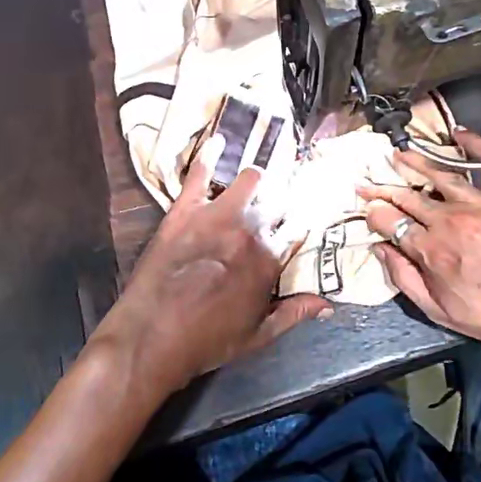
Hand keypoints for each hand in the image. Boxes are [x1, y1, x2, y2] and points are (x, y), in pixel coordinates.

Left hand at [93, 140, 329, 399]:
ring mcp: (217, 215)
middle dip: (286, 198)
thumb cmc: (207, 341)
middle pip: (281, 199)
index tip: (304, 217)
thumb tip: (328, 305)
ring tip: (257, 180)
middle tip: (283, 197)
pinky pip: (199, 174)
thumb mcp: (258, 335)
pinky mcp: (184, 210)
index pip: (299, 229)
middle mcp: (250, 229)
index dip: (302, 223)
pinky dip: (209, 155)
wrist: (153, 336)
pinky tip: (216, 140)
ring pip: (251, 179)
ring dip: (258, 179)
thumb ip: (294, 314)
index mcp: (270, 260)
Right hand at [361, 129, 480, 364]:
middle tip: (366, 180)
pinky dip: (472, 146)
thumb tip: (381, 250)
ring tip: (398, 153)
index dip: (374, 214)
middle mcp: (450, 219)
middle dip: (382, 188)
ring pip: (439, 174)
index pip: (390, 222)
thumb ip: (405, 279)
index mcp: (431, 249)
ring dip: (415, 162)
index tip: (365, 208)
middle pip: (408, 196)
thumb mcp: (441, 312)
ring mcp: (479, 203)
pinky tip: (458, 134)